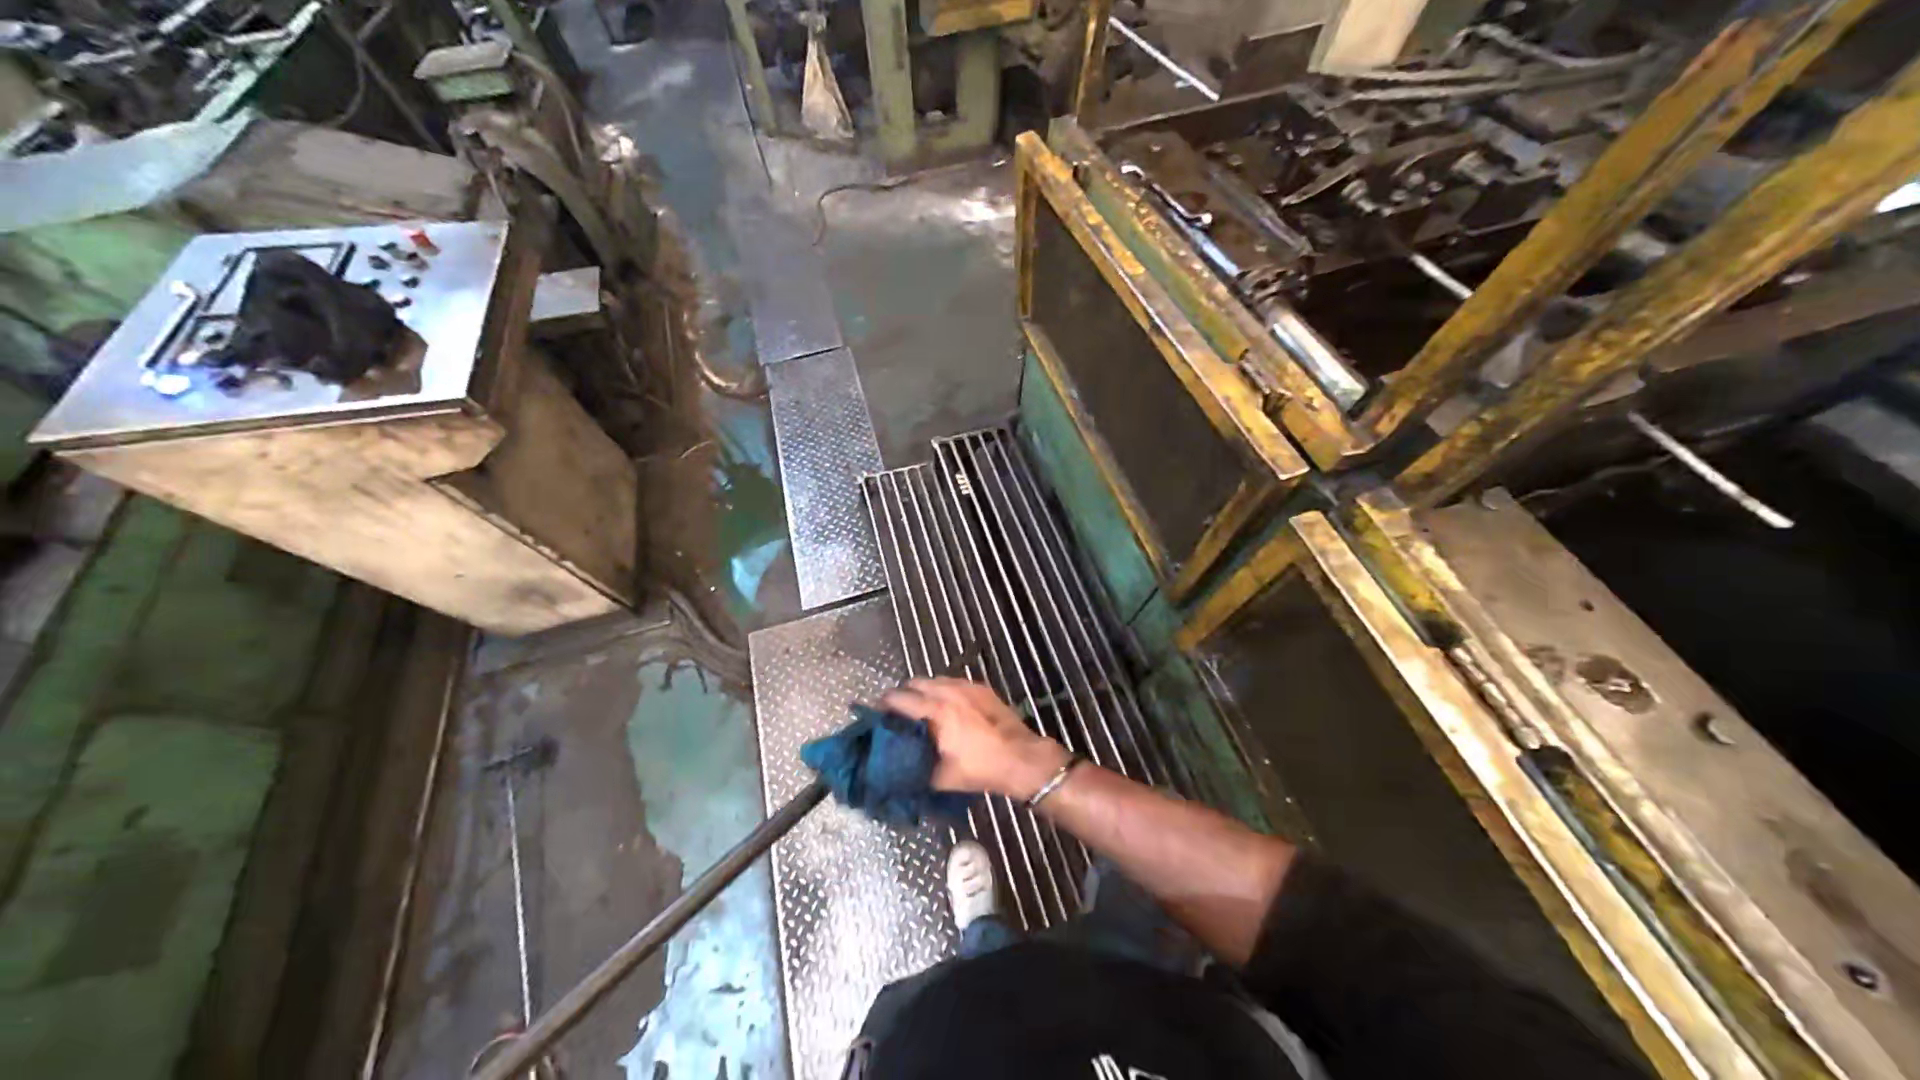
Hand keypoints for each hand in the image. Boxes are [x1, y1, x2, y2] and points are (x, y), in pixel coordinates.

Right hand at [881, 678, 1069, 799]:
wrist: (1021, 758)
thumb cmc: (981, 768)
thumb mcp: (943, 777)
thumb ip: (916, 770)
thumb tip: (896, 771)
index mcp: (936, 711)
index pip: (899, 698)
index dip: (883, 704)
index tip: (876, 714)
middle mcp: (949, 692)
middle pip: (915, 683)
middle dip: (903, 695)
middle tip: (899, 713)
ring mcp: (967, 687)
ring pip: (935, 680)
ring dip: (924, 691)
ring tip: (922, 709)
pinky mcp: (982, 689)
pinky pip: (954, 682)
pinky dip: (944, 690)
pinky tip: (947, 707)